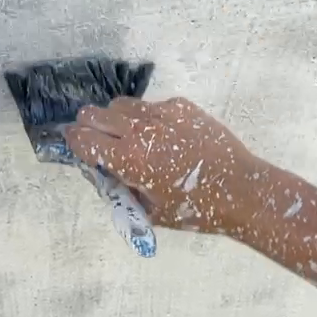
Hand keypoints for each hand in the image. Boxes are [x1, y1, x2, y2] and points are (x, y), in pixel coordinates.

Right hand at [64, 97, 266, 235]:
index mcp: (128, 159)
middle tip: (98, 139)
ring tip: (131, 135)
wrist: (243, 191)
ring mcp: (160, 114)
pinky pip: (150, 105)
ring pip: (119, 105)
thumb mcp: (149, 212)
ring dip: (115, 118)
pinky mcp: (179, 106)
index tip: (74, 144)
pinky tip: (165, 135)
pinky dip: (147, 118)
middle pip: (92, 114)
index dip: (73, 141)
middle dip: (88, 126)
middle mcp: (138, 131)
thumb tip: (104, 173)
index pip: (82, 139)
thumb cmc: (195, 209)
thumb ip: (121, 190)